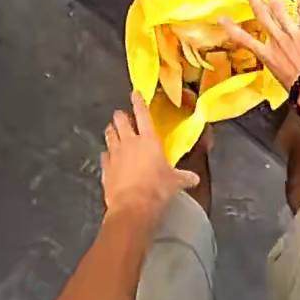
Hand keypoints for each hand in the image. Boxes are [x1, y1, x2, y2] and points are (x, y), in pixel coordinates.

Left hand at [100, 91, 198, 225]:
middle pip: (121, 121)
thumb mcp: (175, 182)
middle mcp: (130, 142)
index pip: (143, 114)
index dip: (138, 102)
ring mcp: (115, 155)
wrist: (132, 207)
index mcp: (149, 139)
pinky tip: (106, 155)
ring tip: (111, 129)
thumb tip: (195, 179)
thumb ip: (184, 177)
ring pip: (110, 136)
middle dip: (120, 116)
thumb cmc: (158, 188)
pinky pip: (104, 156)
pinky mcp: (106, 169)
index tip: (134, 93)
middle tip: (120, 115)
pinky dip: (106, 154)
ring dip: (111, 131)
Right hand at [220, 0, 299, 89]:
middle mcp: (277, 40)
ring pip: (279, 8)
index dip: (232, 28)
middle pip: (262, 14)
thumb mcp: (282, 80)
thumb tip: (284, 70)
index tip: (222, 18)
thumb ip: (280, 68)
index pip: (245, 39)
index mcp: (268, 56)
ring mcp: (292, 32)